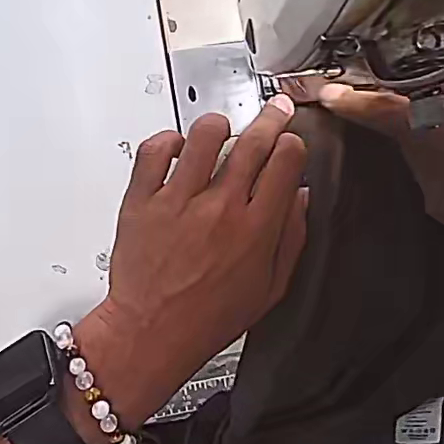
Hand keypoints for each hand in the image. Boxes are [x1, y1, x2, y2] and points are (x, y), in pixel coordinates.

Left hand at [69, 97, 309, 443]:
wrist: (152, 332)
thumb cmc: (208, 316)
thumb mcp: (269, 288)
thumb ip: (291, 239)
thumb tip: (300, 199)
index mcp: (256, 230)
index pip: (285, 162)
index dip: (292, 144)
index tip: (290, 143)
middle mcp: (220, 209)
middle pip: (253, 142)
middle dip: (270, 119)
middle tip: (273, 112)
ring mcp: (178, 201)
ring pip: (204, 136)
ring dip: (219, 126)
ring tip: (221, 130)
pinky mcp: (143, 201)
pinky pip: (154, 151)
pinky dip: (166, 140)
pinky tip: (176, 147)